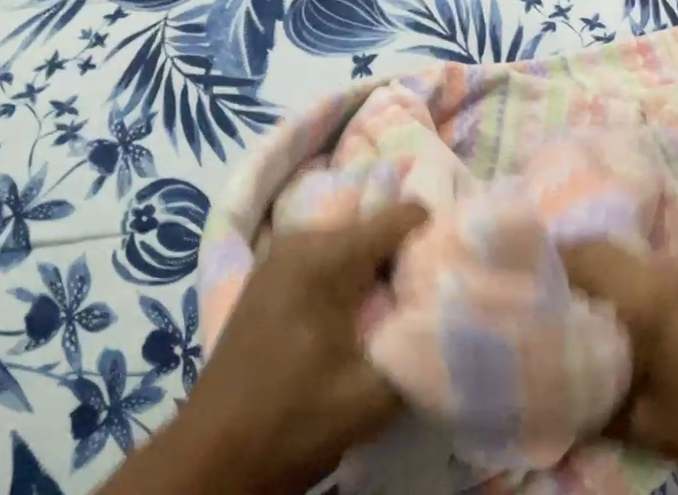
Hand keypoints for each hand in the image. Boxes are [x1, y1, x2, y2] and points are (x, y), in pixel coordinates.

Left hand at [102, 203, 429, 494]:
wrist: (210, 460)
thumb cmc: (293, 422)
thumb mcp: (374, 393)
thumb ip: (427, 343)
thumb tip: (467, 309)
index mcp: (327, 254)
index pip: (407, 215)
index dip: (438, 241)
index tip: (453, 276)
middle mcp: (303, 239)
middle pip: (381, 226)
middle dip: (410, 258)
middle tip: (428, 300)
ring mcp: (281, 256)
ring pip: (357, 242)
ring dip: (382, 270)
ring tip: (398, 312)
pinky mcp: (272, 277)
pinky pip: (331, 257)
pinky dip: (355, 277)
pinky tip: (361, 318)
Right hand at [561, 241, 677, 494]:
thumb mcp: (640, 420)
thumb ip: (587, 399)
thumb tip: (542, 388)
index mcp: (649, 297)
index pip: (585, 256)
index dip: (547, 259)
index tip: (518, 272)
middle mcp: (668, 270)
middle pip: (603, 245)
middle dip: (568, 259)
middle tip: (539, 284)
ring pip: (628, 252)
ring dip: (599, 265)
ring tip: (573, 295)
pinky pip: (652, 264)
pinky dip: (626, 275)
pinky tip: (620, 307)